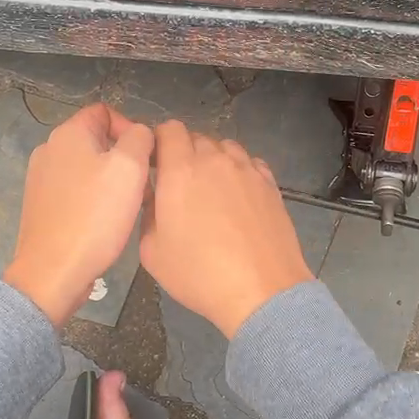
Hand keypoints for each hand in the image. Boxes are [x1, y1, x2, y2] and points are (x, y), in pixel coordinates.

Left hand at [2, 103, 153, 324]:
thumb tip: (139, 134)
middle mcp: (49, 149)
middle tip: (143, 184)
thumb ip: (140, 137)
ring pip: (88, 166)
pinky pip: (76, 189)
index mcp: (68, 134)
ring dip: (111, 179)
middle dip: (124, 156)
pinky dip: (94, 198)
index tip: (146, 156)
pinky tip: (106, 221)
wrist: (54, 271)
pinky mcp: (41, 205)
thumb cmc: (95, 215)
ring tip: (128, 206)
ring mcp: (41, 179)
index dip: (131, 127)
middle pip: (97, 139)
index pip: (105, 111)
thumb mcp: (130, 167)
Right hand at [140, 121, 312, 337]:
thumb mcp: (153, 251)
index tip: (155, 162)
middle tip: (180, 184)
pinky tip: (238, 196)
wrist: (261, 289)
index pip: (169, 130)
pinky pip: (250, 163)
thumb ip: (148, 212)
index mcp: (181, 170)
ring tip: (211, 190)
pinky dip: (239, 171)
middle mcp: (215, 160)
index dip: (159, 141)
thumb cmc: (199, 274)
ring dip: (214, 160)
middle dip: (184, 152)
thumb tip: (153, 194)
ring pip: (225, 148)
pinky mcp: (270, 183)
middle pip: (197, 137)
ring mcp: (247, 170)